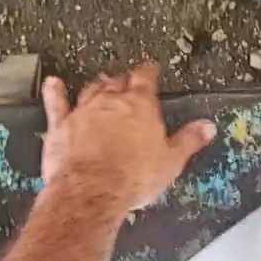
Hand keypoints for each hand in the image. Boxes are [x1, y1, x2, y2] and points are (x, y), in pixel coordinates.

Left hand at [40, 64, 214, 212]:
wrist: (91, 191)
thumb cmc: (134, 176)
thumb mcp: (171, 161)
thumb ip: (188, 140)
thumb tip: (207, 126)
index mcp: (141, 106)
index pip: (146, 79)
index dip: (148, 72)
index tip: (150, 69)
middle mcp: (111, 102)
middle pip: (118, 83)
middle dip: (124, 81)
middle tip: (127, 81)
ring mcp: (84, 112)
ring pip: (91, 90)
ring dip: (98, 86)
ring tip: (102, 84)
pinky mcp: (61, 126)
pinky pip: (57, 104)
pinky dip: (55, 92)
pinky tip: (53, 84)